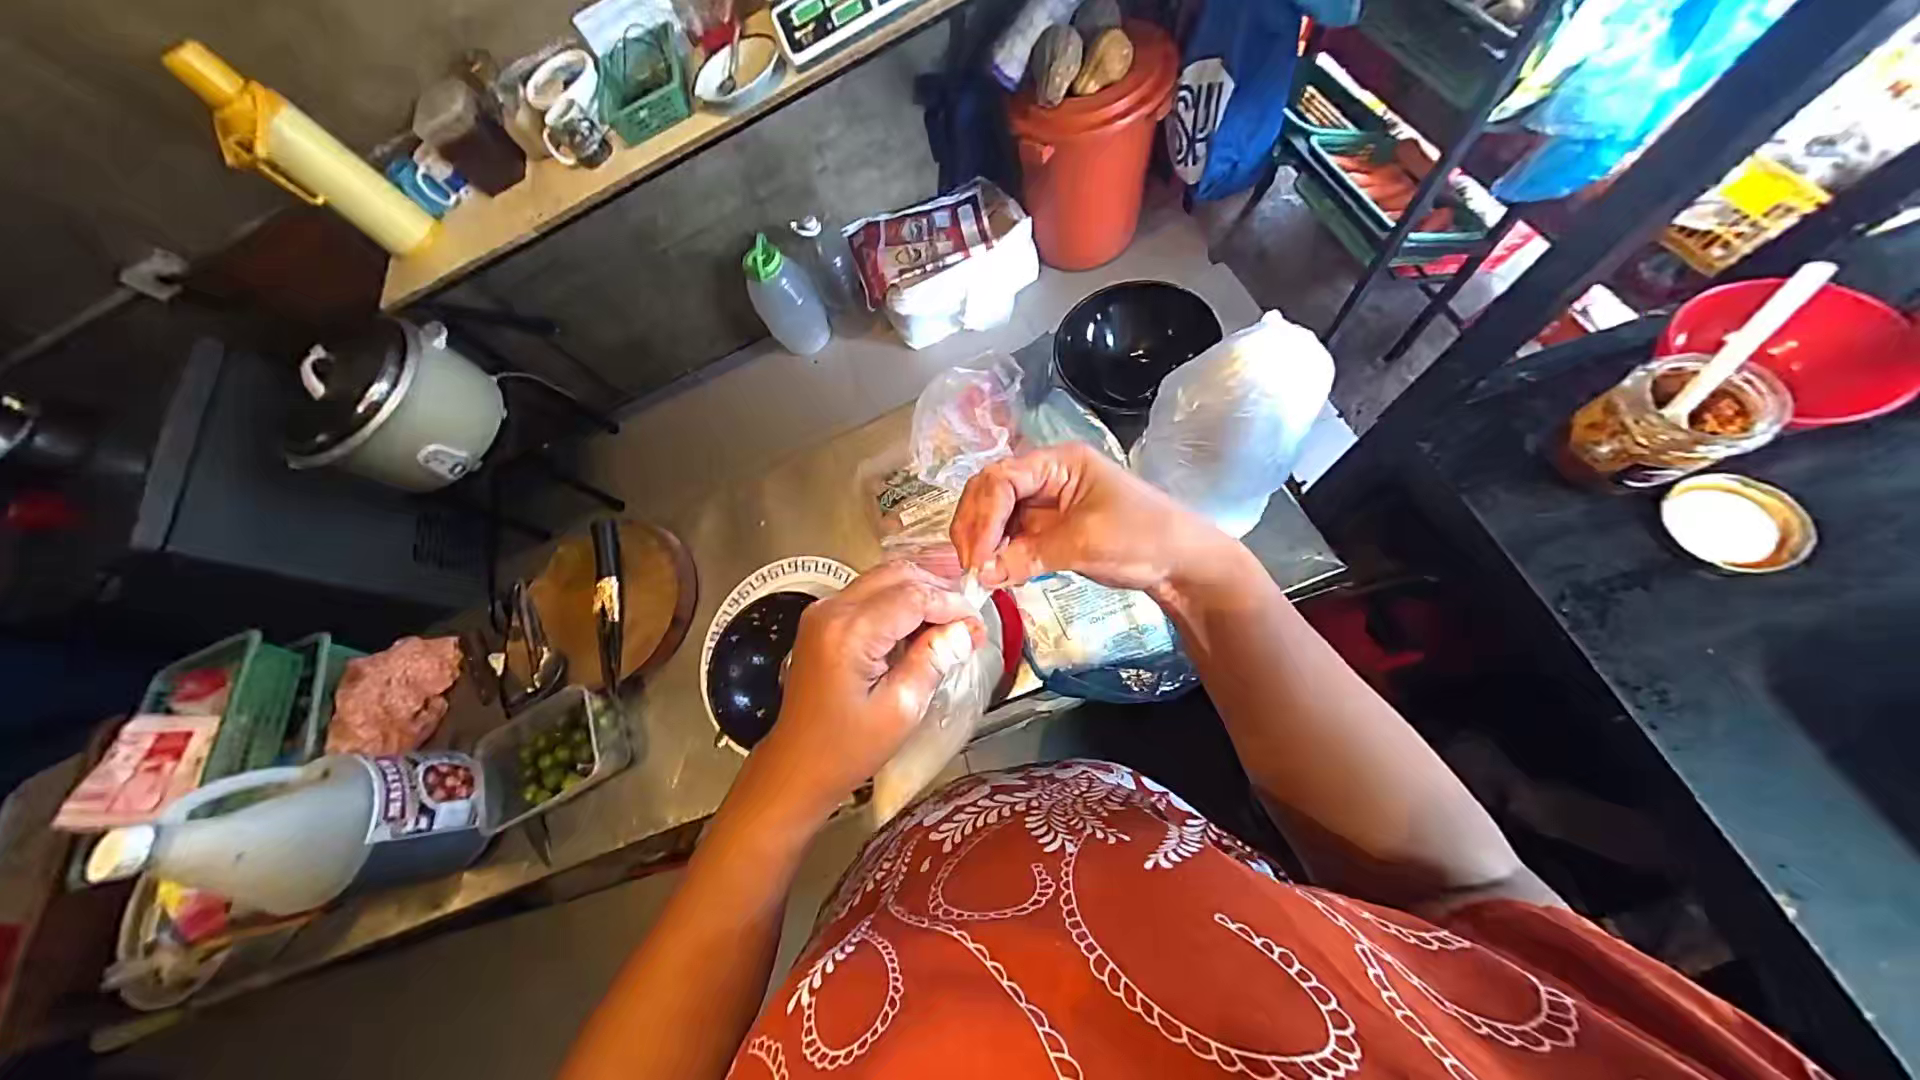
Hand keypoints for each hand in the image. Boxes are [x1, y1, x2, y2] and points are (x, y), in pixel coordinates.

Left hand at [752, 562, 986, 816]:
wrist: (797, 764)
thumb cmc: (843, 749)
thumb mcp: (900, 710)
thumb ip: (933, 661)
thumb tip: (964, 630)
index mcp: (849, 633)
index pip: (914, 595)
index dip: (952, 605)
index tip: (976, 625)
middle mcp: (831, 611)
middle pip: (898, 574)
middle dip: (938, 592)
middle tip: (966, 622)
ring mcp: (823, 612)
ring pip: (884, 578)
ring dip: (920, 594)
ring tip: (948, 626)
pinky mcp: (823, 620)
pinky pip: (870, 593)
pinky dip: (899, 602)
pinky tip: (919, 628)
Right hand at [950, 443, 1236, 597]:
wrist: (1181, 562)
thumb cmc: (1143, 537)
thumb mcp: (1086, 542)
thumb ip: (1030, 555)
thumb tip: (982, 575)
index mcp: (1058, 463)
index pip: (1001, 479)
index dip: (983, 516)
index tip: (978, 557)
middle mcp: (1045, 477)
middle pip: (989, 492)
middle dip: (974, 526)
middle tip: (970, 567)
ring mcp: (1044, 504)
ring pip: (994, 516)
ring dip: (981, 542)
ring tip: (978, 574)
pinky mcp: (1045, 530)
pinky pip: (1009, 537)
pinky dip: (996, 555)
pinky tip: (993, 574)